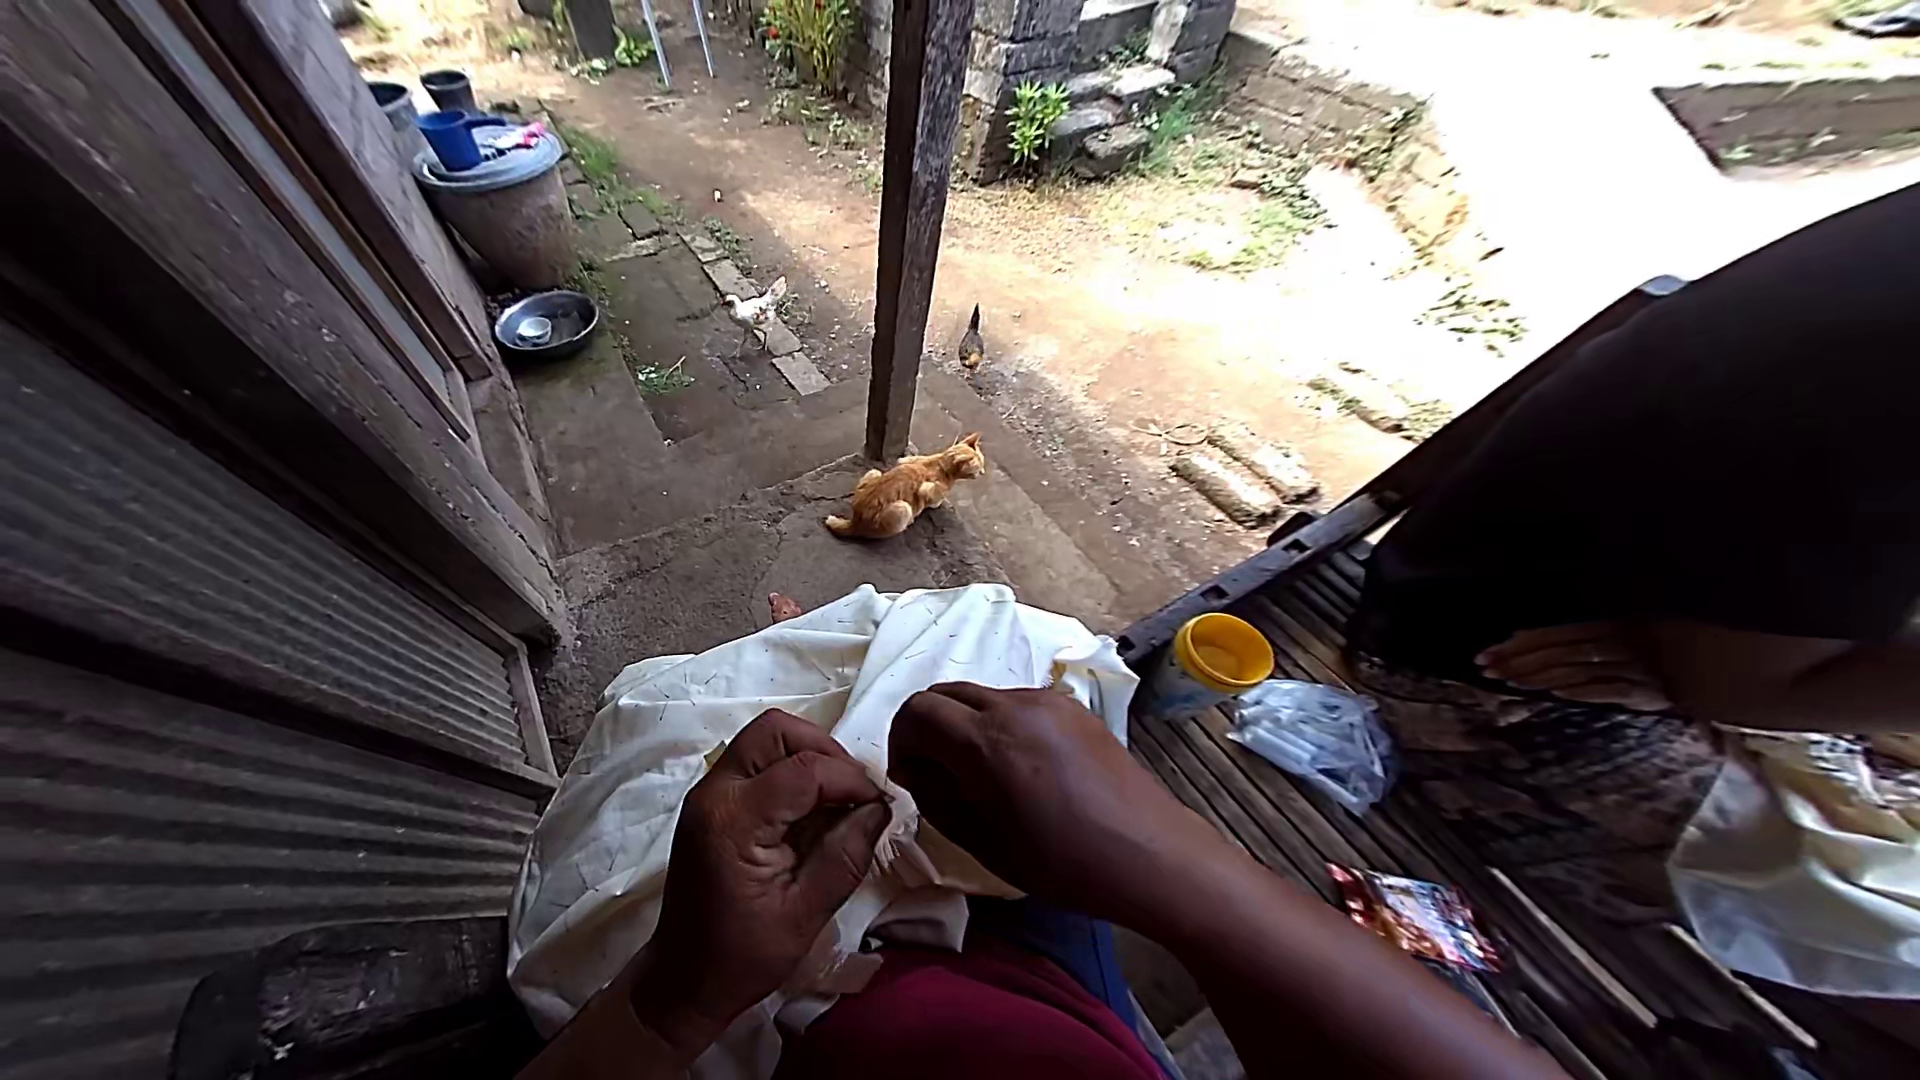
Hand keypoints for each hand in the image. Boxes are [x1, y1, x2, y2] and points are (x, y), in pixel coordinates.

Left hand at [627, 709, 889, 1058]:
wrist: (683, 981)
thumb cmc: (742, 956)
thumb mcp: (806, 915)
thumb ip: (847, 855)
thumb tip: (880, 808)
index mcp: (732, 823)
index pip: (803, 770)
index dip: (849, 778)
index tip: (876, 801)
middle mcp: (715, 793)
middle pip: (776, 730)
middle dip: (824, 749)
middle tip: (851, 787)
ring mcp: (710, 790)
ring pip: (767, 734)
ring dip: (808, 752)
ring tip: (835, 791)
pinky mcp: (715, 795)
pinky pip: (759, 755)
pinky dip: (793, 763)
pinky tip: (811, 801)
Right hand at [889, 682, 1228, 924]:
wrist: (1150, 852)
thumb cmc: (1063, 862)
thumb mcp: (984, 842)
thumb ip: (935, 796)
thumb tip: (913, 766)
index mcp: (986, 740)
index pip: (917, 710)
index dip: (900, 739)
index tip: (910, 774)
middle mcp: (1013, 705)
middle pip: (945, 693)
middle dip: (928, 726)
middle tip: (937, 771)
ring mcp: (1046, 699)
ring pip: (980, 694)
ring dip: (963, 723)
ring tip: (982, 771)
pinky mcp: (1070, 705)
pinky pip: (1015, 701)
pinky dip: (998, 722)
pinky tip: (1021, 763)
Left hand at [1477, 622, 1671, 710]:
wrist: (1736, 664)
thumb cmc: (1670, 646)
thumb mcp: (1626, 633)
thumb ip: (1579, 638)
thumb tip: (1522, 638)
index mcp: (1612, 626)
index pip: (1553, 635)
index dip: (1517, 645)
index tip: (1486, 654)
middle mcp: (1619, 644)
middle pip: (1557, 653)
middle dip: (1518, 662)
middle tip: (1486, 670)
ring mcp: (1636, 668)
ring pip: (1576, 671)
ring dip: (1538, 678)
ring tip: (1508, 681)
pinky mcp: (1654, 692)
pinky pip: (1611, 691)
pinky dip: (1583, 692)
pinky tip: (1556, 694)